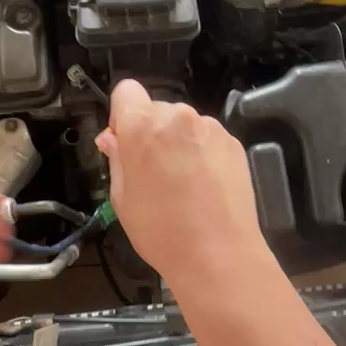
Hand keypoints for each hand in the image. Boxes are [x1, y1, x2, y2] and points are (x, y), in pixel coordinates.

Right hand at [95, 80, 271, 297]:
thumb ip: (116, 159)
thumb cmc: (161, 231)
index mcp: (143, 125)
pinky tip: (205, 185)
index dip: (122, 114)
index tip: (126, 143)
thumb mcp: (123, 198)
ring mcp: (210, 128)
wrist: (219, 255)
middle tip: (153, 171)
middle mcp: (178, 117)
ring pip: (184, 124)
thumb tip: (112, 138)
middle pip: (157, 109)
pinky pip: (208, 138)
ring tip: (183, 183)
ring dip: (179, 142)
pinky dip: (202, 152)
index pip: (126, 91)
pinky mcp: (233, 142)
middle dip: (152, 132)